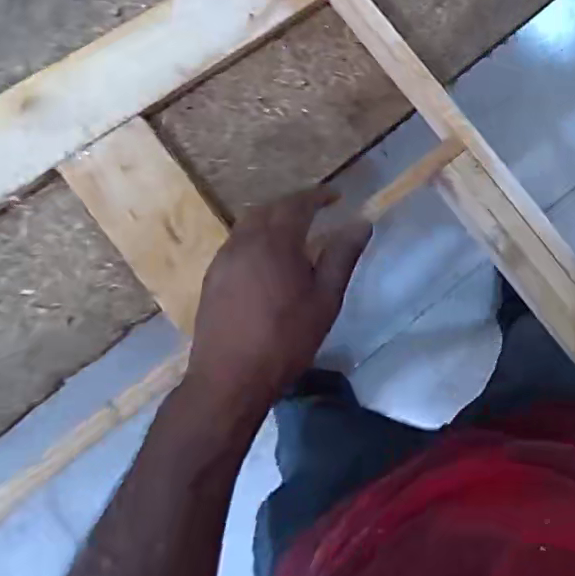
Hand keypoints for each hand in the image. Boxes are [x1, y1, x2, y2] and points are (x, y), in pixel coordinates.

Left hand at [186, 188, 371, 409]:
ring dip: (273, 217)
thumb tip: (361, 224)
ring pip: (249, 223)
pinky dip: (256, 235)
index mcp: (275, 242)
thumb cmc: (285, 340)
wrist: (228, 380)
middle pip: (270, 208)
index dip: (318, 196)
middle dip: (294, 203)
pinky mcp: (212, 277)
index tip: (336, 195)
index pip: (298, 204)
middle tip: (317, 208)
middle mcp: (245, 241)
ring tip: (293, 228)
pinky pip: (237, 241)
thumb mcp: (325, 299)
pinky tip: (266, 255)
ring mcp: (224, 259)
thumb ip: (342, 256)